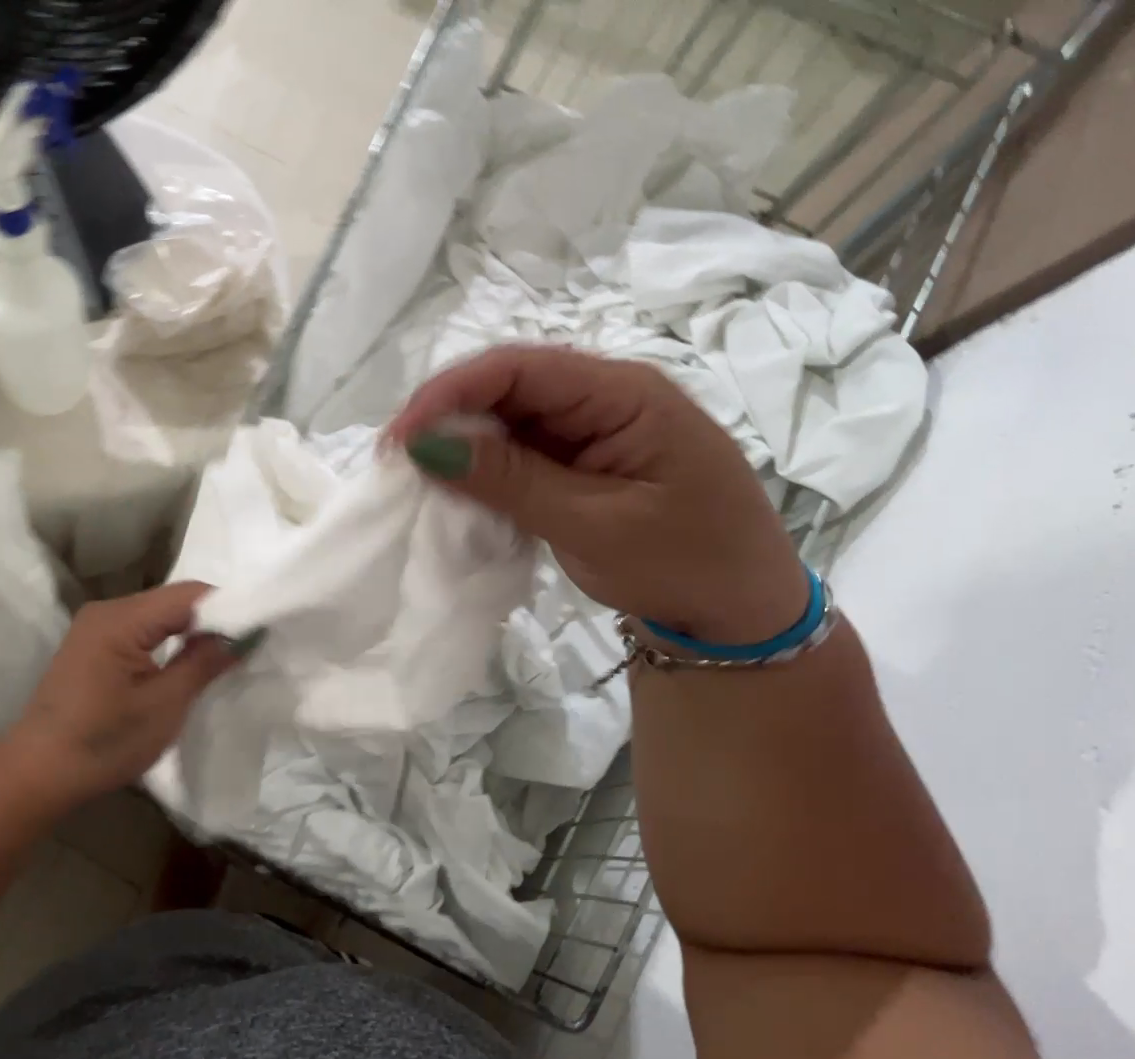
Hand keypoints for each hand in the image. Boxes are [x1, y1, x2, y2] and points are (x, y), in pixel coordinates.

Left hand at [0, 582, 244, 805]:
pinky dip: (165, 643)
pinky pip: (139, 632)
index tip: (260, 631)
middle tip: (247, 648)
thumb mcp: (164, 706)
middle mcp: (106, 611)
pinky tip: (184, 665)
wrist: (37, 772)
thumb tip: (243, 634)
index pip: (189, 594)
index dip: (228, 608)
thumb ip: (204, 662)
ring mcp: (94, 628)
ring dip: (189, 632)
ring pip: (156, 616)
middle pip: (172, 601)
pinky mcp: (90, 647)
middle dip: (211, 620)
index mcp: (121, 618)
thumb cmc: (103, 742)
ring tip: (222, 659)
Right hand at [387, 345, 808, 643]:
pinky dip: (482, 469)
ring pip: (506, 418)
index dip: (449, 392)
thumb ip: (509, 481)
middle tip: (395, 462)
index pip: (519, 367)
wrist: (739, 615)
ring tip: (413, 477)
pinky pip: (518, 450)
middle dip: (445, 416)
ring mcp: (591, 429)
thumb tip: (426, 445)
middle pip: (507, 385)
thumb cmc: (685, 565)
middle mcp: (604, 397)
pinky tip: (454, 490)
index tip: (399, 439)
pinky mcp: (579, 460)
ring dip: (459, 444)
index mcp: (624, 394)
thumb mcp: (593, 525)